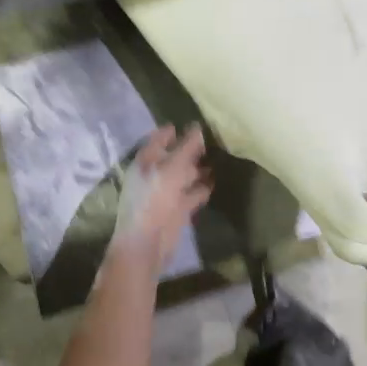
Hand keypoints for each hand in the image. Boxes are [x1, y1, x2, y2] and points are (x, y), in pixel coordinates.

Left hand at [113, 124, 212, 269]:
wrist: (148, 242)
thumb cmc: (154, 199)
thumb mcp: (172, 168)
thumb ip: (186, 148)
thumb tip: (199, 127)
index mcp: (146, 161)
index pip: (158, 139)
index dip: (173, 131)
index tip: (192, 123)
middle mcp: (155, 174)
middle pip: (175, 156)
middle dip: (191, 149)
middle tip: (214, 138)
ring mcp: (166, 192)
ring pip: (185, 175)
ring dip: (199, 167)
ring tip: (221, 156)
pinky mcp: (177, 209)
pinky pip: (192, 193)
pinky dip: (203, 187)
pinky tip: (216, 180)